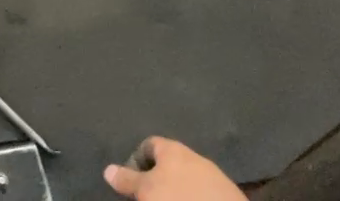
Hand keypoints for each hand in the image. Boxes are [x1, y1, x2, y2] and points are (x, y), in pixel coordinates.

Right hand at [103, 137, 245, 200]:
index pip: (149, 144)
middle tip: (151, 196)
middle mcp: (195, 156)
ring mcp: (216, 177)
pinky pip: (206, 193)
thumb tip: (107, 169)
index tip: (133, 180)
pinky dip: (197, 197)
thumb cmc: (178, 199)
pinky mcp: (231, 196)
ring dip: (180, 189)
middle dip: (160, 178)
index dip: (138, 160)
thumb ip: (127, 179)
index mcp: (173, 149)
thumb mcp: (146, 191)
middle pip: (170, 163)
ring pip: (190, 178)